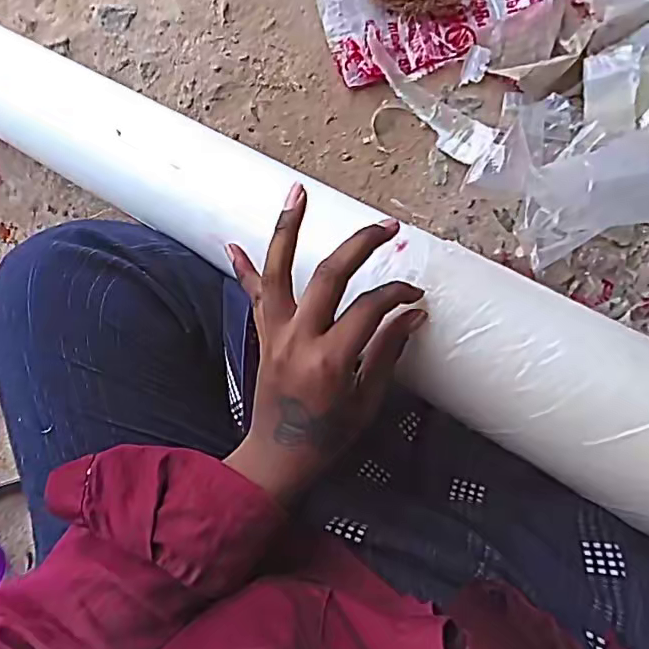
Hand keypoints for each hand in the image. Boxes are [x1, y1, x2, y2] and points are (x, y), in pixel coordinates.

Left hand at [222, 184, 426, 503]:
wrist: (278, 456)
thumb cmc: (328, 436)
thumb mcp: (367, 400)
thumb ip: (387, 352)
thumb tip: (412, 313)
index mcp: (330, 360)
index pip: (370, 308)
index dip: (397, 294)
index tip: (415, 295)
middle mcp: (298, 339)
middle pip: (330, 275)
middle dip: (361, 245)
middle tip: (387, 227)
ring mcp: (275, 334)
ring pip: (279, 272)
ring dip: (288, 230)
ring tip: (297, 192)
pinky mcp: (263, 337)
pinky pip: (254, 296)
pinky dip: (245, 270)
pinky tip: (234, 244)